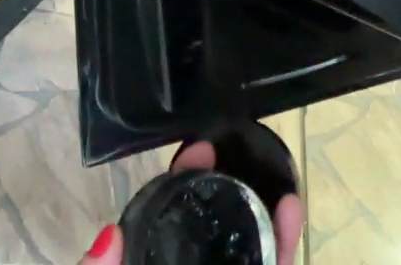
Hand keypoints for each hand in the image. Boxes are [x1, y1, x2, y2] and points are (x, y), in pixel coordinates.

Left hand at [78, 140, 305, 263]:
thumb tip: (106, 235)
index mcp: (153, 262)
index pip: (167, 221)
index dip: (179, 185)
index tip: (196, 149)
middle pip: (210, 233)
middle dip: (224, 192)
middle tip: (232, 147)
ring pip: (249, 252)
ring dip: (262, 215)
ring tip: (275, 176)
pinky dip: (285, 245)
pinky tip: (293, 211)